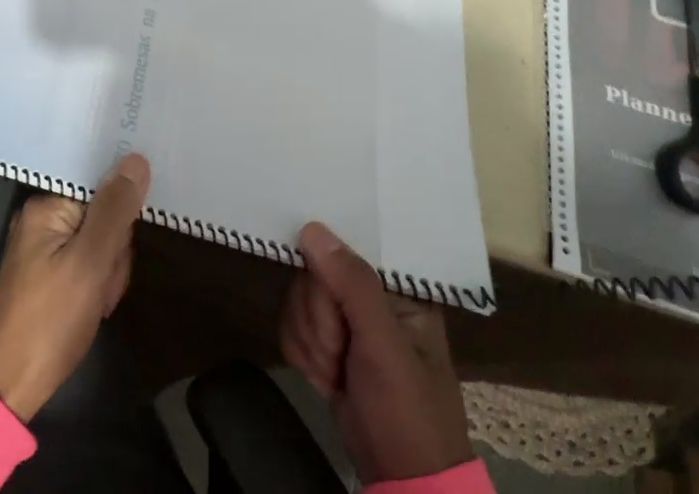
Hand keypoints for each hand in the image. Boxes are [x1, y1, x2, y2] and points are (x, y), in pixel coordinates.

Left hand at [0, 154, 149, 421]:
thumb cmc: (52, 318)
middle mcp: (40, 219)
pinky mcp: (49, 273)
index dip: (118, 217)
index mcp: (44, 207)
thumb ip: (114, 211)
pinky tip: (91, 308)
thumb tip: (135, 159)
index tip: (118, 246)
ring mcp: (43, 247)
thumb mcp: (91, 263)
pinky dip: (96, 287)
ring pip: (100, 246)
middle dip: (114, 254)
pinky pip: (87, 266)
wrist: (14, 378)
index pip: (99, 188)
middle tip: (101, 284)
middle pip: (102, 217)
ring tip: (95, 302)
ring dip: (108, 275)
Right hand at [281, 222, 473, 483]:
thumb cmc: (407, 411)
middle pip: (313, 278)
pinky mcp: (328, 343)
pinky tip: (326, 379)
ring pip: (297, 303)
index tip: (335, 313)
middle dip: (318, 323)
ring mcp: (349, 322)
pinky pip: (290, 326)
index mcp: (402, 291)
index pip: (344, 253)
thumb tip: (312, 228)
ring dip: (310, 344)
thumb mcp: (384, 348)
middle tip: (342, 355)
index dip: (327, 281)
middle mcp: (374, 299)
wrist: (401, 475)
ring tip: (338, 374)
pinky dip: (302, 356)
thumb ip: (352, 286)